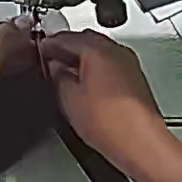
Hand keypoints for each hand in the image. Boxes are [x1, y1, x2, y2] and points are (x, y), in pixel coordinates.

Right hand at [40, 30, 172, 171]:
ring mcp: (129, 66)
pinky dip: (96, 71)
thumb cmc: (111, 122)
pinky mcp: (135, 81)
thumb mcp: (68, 98)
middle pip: (86, 41)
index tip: (41, 49)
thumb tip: (56, 70)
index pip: (67, 37)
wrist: (140, 144)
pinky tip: (86, 87)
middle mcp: (117, 52)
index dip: (49, 44)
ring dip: (82, 60)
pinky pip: (110, 67)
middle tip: (50, 59)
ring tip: (66, 76)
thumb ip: (57, 76)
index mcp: (98, 50)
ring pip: (100, 54)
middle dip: (67, 49)